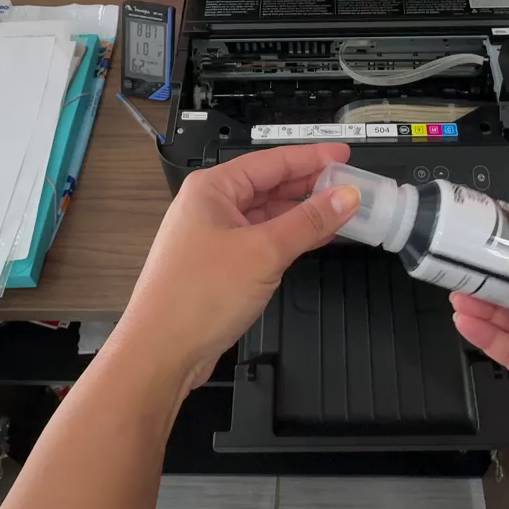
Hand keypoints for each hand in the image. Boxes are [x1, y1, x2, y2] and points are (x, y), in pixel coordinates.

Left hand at [109, 143, 361, 396]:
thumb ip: (309, 221)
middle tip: (348, 183)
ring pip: (268, 213)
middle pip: (270, 184)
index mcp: (212, 188)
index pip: (272, 161)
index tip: (342, 154)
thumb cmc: (193, 298)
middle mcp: (210, 206)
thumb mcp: (264, 252)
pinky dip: (290, 236)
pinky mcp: (221, 263)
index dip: (312, 157)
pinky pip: (263, 238)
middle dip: (310, 184)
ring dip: (303, 212)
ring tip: (340, 209)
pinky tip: (315, 237)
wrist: (160, 353)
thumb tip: (344, 197)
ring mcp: (214, 235)